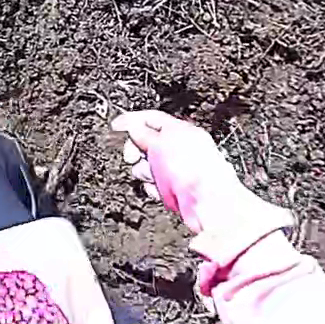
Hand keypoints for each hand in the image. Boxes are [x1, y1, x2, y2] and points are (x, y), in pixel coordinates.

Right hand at [109, 110, 242, 229]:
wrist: (208, 203)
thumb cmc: (192, 169)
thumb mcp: (160, 142)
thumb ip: (142, 132)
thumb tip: (131, 126)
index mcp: (180, 131)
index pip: (152, 119)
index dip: (132, 121)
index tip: (116, 127)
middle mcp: (180, 149)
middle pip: (146, 143)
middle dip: (136, 150)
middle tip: (131, 156)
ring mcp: (177, 170)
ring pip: (147, 166)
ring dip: (145, 171)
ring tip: (154, 177)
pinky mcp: (175, 190)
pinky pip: (154, 185)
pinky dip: (153, 188)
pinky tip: (160, 191)